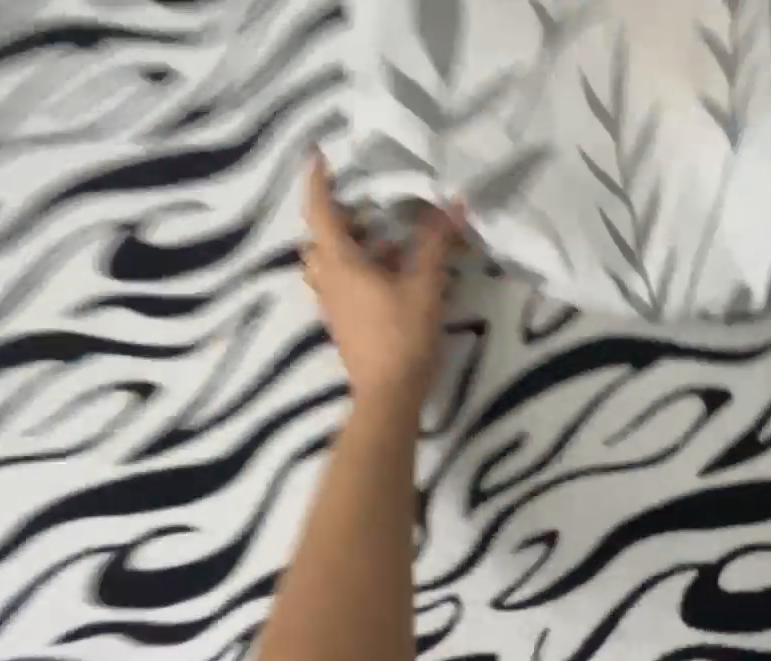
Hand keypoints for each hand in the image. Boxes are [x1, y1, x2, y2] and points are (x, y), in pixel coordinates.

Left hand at [301, 153, 461, 417]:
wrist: (388, 396)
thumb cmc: (402, 337)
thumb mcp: (425, 285)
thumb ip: (436, 242)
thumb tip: (453, 203)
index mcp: (340, 263)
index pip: (320, 210)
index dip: (318, 179)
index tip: (319, 154)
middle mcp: (328, 281)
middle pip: (320, 239)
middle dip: (337, 217)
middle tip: (363, 203)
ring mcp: (333, 306)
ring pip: (330, 265)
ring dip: (348, 246)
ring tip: (381, 238)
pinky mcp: (345, 325)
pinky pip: (342, 286)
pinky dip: (358, 270)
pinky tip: (390, 275)